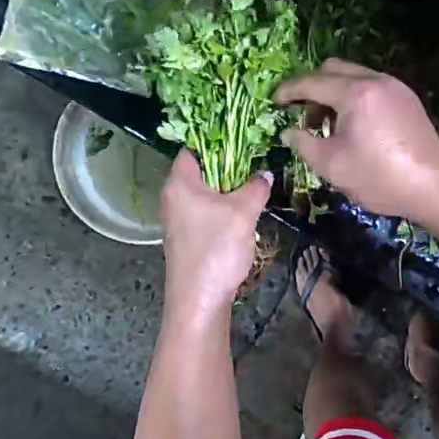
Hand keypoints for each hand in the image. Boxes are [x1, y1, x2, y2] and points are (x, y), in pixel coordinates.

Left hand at [160, 150, 269, 320]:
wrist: (199, 300)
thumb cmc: (216, 249)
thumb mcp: (243, 212)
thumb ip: (256, 187)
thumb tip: (264, 174)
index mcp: (179, 183)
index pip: (193, 148)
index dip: (217, 140)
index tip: (243, 138)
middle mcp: (173, 197)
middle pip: (201, 170)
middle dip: (228, 165)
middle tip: (256, 161)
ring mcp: (178, 218)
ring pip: (205, 192)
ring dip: (228, 189)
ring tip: (255, 185)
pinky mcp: (187, 237)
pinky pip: (205, 211)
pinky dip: (223, 207)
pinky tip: (244, 213)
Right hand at [275, 59, 438, 219]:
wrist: (435, 187)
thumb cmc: (379, 177)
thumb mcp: (332, 165)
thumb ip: (304, 144)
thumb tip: (289, 132)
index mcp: (355, 92)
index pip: (311, 82)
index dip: (288, 91)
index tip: (273, 102)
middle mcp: (376, 80)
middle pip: (333, 69)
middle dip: (312, 88)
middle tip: (303, 117)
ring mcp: (395, 88)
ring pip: (354, 77)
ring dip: (334, 93)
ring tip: (328, 127)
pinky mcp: (407, 100)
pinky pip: (371, 87)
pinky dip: (354, 98)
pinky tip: (353, 128)